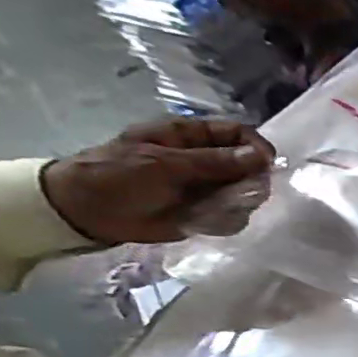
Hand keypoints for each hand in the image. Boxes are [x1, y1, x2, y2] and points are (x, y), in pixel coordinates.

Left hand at [41, 118, 275, 244]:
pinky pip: (232, 217)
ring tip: (220, 210)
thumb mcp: (165, 163)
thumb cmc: (118, 175)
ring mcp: (206, 189)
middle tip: (246, 194)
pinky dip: (228, 220)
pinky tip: (210, 222)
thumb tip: (262, 158)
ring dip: (240, 203)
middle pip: (247, 166)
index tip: (268, 164)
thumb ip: (214, 162)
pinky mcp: (205, 214)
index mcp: (191, 137)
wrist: (88, 212)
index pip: (238, 134)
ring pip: (244, 193)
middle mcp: (205, 161)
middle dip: (252, 179)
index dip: (256, 146)